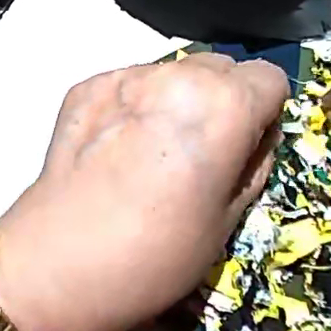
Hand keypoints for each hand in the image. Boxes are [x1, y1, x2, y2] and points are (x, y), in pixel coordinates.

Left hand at [0, 53, 287, 330]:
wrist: (60, 265)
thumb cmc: (158, 253)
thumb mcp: (229, 218)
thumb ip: (254, 162)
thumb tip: (257, 135)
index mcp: (224, 105)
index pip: (269, 78)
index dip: (265, 110)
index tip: (248, 140)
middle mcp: (177, 75)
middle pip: (223, 66)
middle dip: (224, 98)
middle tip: (203, 148)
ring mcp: (127, 75)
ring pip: (176, 70)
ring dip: (180, 96)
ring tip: (156, 147)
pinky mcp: (88, 84)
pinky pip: (133, 82)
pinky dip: (138, 104)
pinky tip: (120, 146)